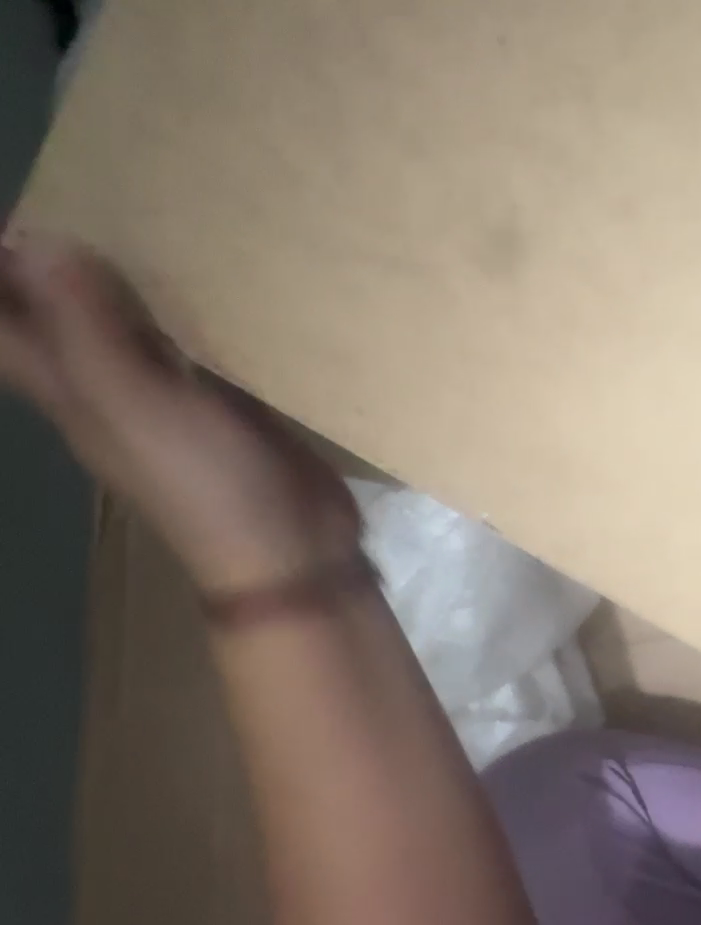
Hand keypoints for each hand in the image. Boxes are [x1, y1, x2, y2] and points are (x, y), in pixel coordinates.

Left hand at [0, 236, 359, 594]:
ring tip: (169, 244)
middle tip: (101, 217)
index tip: (31, 220)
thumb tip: (37, 240)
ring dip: (141, 296)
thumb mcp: (136, 402)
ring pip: (142, 338)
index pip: (2, 323)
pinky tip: (240, 305)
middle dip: (63, 273)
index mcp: (72, 390)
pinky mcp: (243, 415)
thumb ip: (88, 327)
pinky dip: (211, 329)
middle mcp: (116, 392)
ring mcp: (183, 406)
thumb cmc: (208, 482)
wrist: (291, 549)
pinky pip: (210, 359)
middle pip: (66, 324)